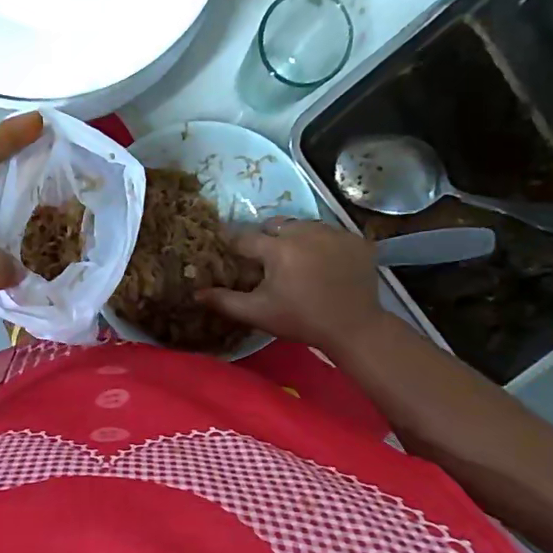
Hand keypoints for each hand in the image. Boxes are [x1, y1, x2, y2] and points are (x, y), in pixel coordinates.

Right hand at [198, 217, 386, 351]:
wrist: (354, 327)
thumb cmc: (300, 320)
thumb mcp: (257, 313)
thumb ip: (224, 301)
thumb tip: (196, 293)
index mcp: (278, 248)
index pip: (245, 237)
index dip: (233, 244)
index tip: (228, 251)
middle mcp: (305, 231)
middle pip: (275, 224)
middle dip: (266, 238)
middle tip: (265, 261)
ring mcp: (334, 233)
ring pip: (303, 225)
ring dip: (294, 238)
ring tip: (294, 261)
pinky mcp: (356, 239)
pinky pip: (330, 233)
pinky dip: (321, 244)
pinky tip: (322, 264)